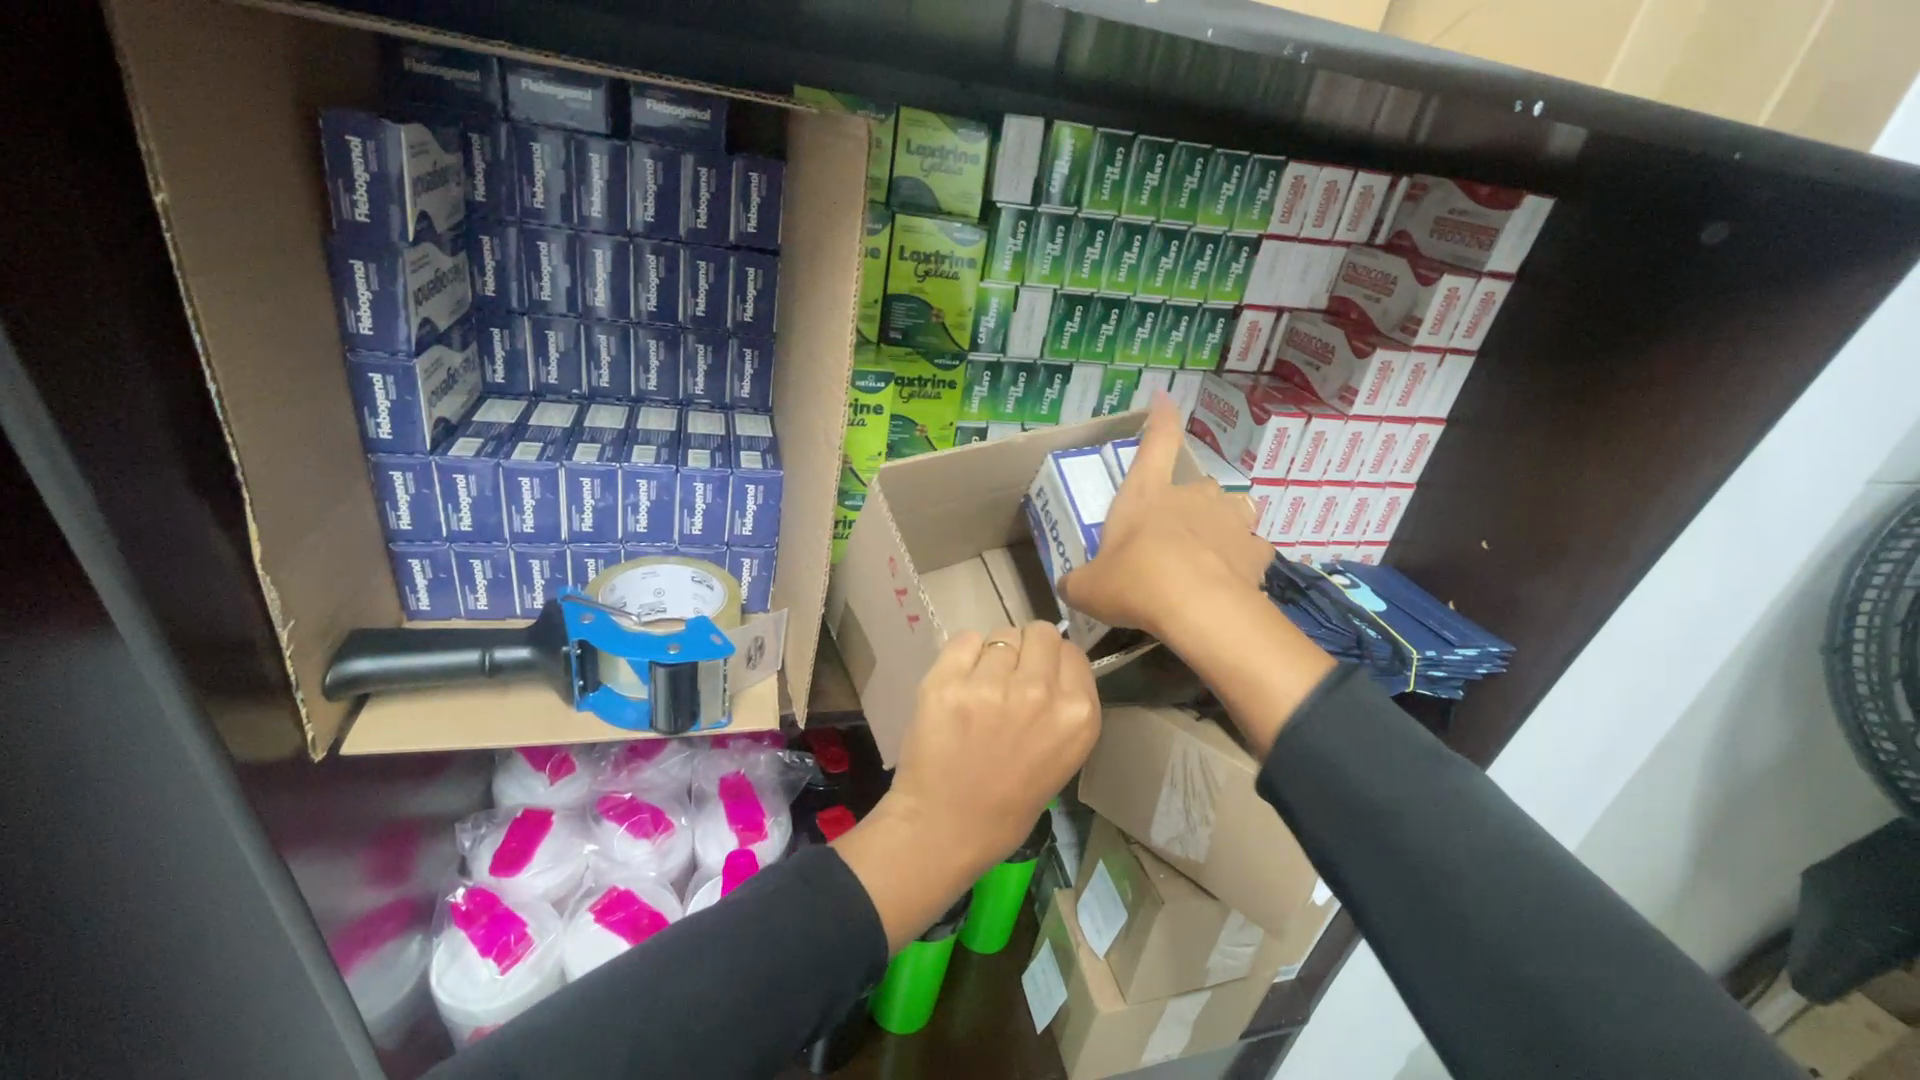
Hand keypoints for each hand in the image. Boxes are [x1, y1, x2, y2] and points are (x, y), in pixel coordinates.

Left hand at [833, 622, 1098, 950]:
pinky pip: (964, 640)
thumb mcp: (1062, 758)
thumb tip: (1048, 664)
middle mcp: (1041, 693)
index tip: (1037, 677)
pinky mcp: (948, 682)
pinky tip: (957, 685)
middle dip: (1026, 649)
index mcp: (1078, 716)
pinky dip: (962, 656)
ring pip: (1001, 636)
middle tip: (1008, 677)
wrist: (945, 829)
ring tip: (979, 690)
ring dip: (992, 656)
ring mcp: (992, 685)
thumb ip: (1062, 707)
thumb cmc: (1006, 805)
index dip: (1053, 661)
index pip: (1073, 653)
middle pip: (1040, 633)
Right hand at [1059, 397, 1273, 642]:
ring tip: (1210, 550)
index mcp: (1146, 493)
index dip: (1161, 419)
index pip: (1156, 442)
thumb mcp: (1088, 587)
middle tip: (1173, 536)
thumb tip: (1067, 586)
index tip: (1166, 399)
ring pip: (1232, 509)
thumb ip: (1078, 582)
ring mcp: (1229, 520)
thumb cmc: (1135, 583)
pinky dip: (1243, 559)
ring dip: (1221, 523)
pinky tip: (1233, 578)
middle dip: (1188, 504)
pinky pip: (1251, 548)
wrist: (1198, 609)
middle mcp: (1192, 496)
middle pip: (1196, 485)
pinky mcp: (1256, 551)